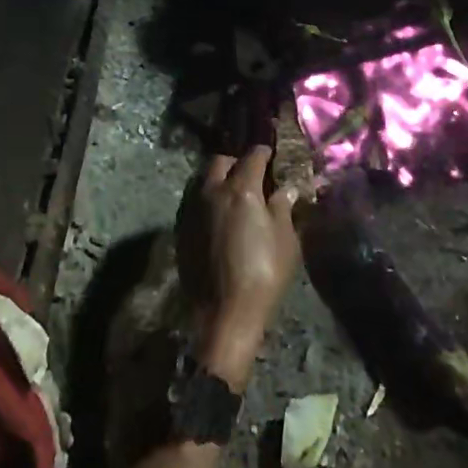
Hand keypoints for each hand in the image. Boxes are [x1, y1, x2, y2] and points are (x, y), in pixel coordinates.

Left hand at [191, 145, 301, 387]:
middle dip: (236, 162)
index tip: (271, 154)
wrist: (224, 314)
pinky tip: (220, 216)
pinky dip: (208, 200)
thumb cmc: (264, 274)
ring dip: (219, 180)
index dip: (264, 153)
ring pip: (203, 180)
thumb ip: (283, 208)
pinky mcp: (181, 231)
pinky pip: (194, 203)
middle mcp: (212, 193)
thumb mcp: (285, 240)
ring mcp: (192, 212)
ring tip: (235, 194)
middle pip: (220, 162)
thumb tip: (285, 189)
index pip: (252, 157)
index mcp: (241, 190)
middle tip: (252, 174)